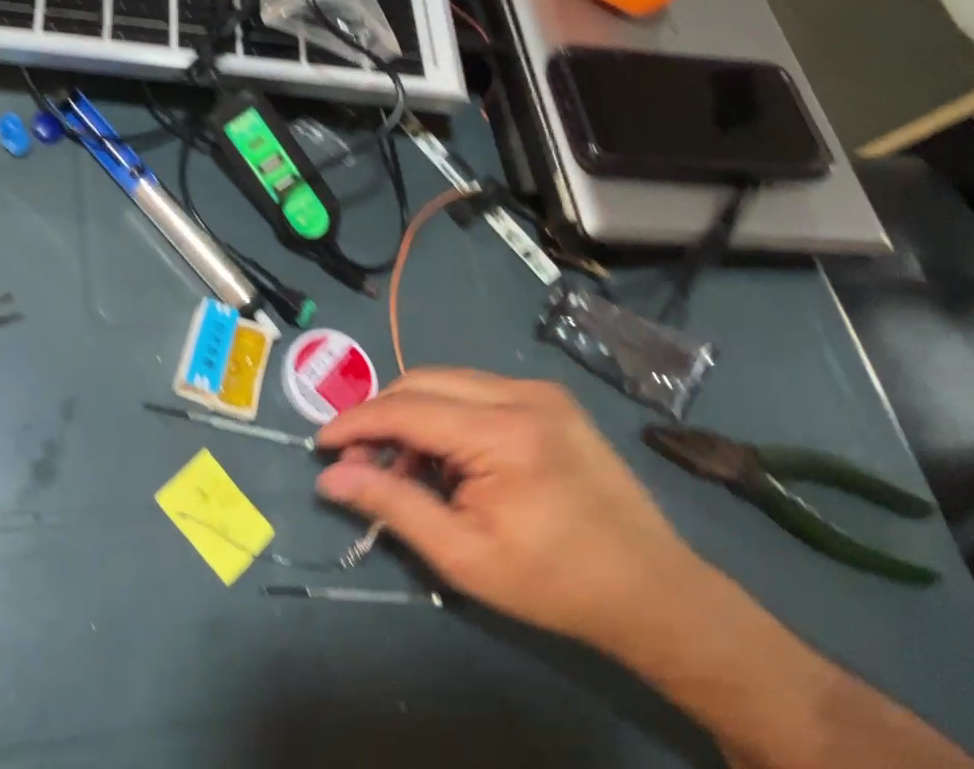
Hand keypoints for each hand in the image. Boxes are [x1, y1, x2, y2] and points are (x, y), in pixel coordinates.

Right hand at [314, 369, 708, 651]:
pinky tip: (447, 461)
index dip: (354, 423)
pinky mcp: (553, 403)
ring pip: (448, 383)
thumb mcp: (460, 553)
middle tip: (357, 460)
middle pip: (422, 383)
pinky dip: (446, 417)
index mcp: (503, 433)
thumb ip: (391, 504)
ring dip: (413, 416)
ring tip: (405, 470)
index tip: (320, 446)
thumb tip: (329, 477)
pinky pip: (477, 393)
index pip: (405, 409)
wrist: (653, 591)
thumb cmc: (552, 582)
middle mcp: (523, 396)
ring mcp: (543, 394)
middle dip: (380, 416)